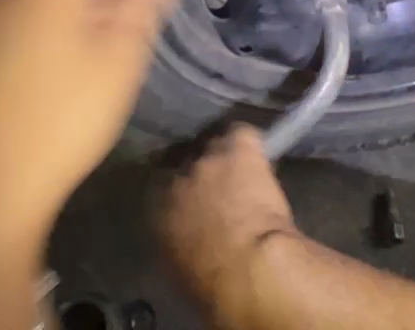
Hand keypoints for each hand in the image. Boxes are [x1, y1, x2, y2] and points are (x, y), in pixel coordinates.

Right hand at [159, 125, 300, 318]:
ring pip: (214, 140)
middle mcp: (179, 172)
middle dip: (197, 166)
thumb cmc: (211, 281)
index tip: (189, 192)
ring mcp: (209, 155)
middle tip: (215, 180)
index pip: (160, 181)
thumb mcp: (179, 263)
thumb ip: (175, 235)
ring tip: (237, 165)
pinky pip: (242, 132)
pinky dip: (248, 141)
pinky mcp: (240, 145)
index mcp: (158, 206)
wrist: (246, 265)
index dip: (176, 184)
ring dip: (223, 152)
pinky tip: (257, 151)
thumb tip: (184, 230)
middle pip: (186, 156)